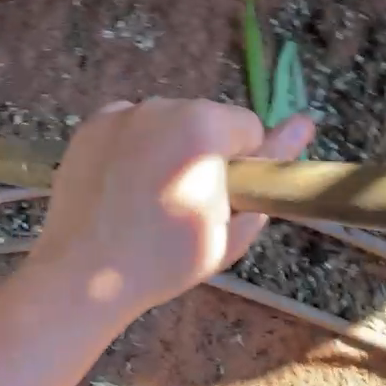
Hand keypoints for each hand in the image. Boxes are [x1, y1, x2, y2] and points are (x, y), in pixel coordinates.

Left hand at [28, 99, 314, 315]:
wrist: (83, 279)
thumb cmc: (162, 263)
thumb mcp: (228, 232)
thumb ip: (266, 178)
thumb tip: (302, 128)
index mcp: (204, 125)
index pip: (247, 129)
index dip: (240, 166)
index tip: (219, 199)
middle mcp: (161, 107)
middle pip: (201, 122)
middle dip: (199, 155)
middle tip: (176, 206)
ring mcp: (118, 117)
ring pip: (161, 125)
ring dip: (163, 150)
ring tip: (143, 203)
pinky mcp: (86, 132)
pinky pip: (124, 132)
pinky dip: (126, 151)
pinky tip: (118, 189)